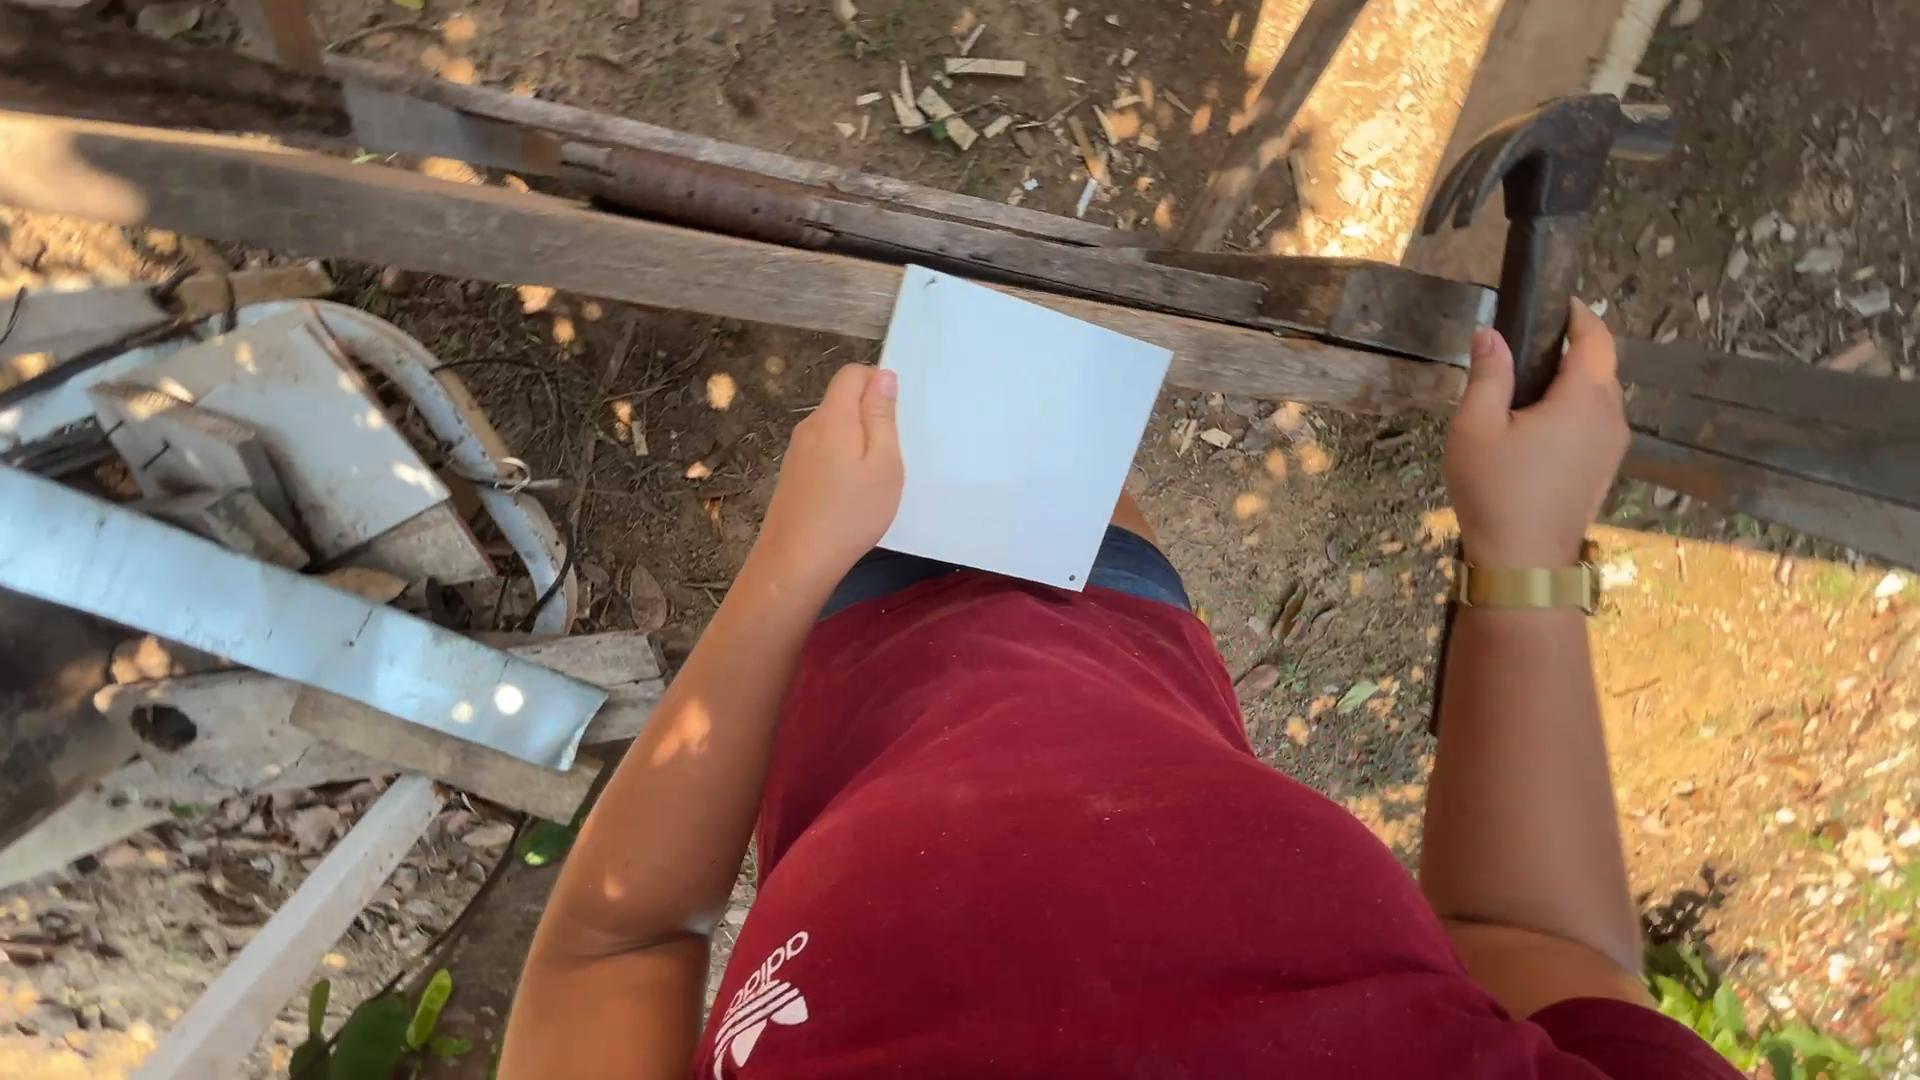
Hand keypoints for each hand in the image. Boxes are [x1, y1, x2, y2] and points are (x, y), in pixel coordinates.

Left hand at [754, 363, 903, 582]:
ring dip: (857, 441)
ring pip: (834, 429)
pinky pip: (824, 452)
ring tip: (876, 477)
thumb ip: (882, 416)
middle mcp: (809, 427)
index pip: (852, 374)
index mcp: (833, 417)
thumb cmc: (851, 514)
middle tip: (894, 451)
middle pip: (841, 400)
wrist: (797, 562)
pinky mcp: (794, 476)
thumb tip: (883, 376)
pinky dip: (843, 461)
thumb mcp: (883, 464)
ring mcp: (797, 453)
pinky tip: (853, 493)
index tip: (899, 415)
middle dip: (870, 415)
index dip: (878, 382)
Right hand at [1443, 301, 1627, 566]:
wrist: (1523, 557)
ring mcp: (1612, 445)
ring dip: (1565, 387)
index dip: (1580, 315)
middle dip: (1566, 353)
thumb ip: (1486, 377)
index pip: (1596, 339)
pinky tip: (1531, 434)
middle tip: (1520, 355)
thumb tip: (1489, 333)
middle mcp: (1611, 415)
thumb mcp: (1475, 428)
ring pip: (1595, 399)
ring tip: (1518, 398)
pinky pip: (1591, 425)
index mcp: (1583, 398)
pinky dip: (1567, 415)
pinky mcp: (1602, 469)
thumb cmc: (1495, 488)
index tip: (1558, 303)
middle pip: (1598, 369)